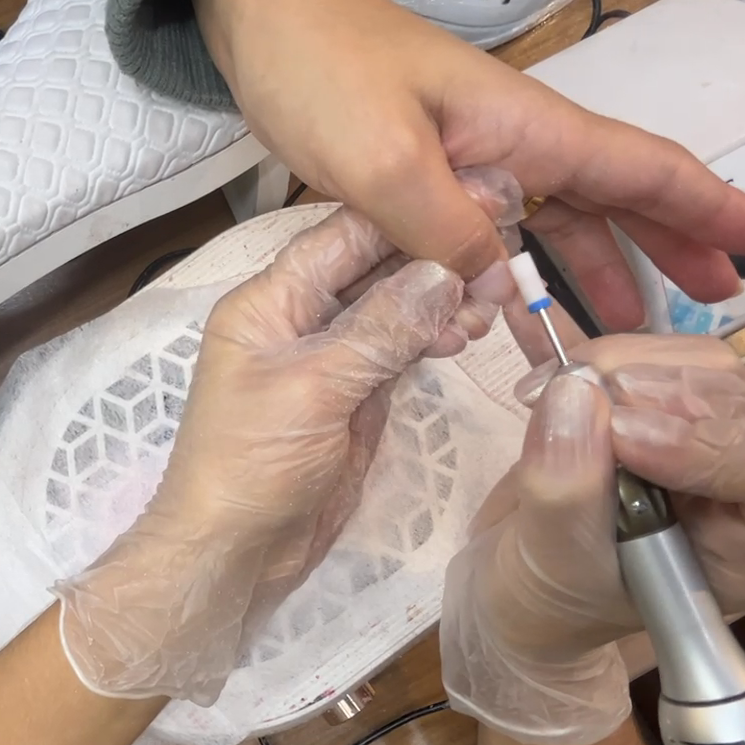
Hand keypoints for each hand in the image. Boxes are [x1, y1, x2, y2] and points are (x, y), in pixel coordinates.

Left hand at [57, 208, 463, 703]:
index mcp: (268, 302)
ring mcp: (327, 359)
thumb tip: (444, 270)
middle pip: (371, 268)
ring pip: (391, 309)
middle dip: (434, 257)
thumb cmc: (253, 464)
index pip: (342, 237)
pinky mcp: (352, 395)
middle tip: (507, 248)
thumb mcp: (313, 389)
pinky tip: (467, 333)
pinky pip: (396, 351)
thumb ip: (377, 329)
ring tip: (494, 302)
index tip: (479, 195)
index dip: (408, 215)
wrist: (237, 550)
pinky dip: (430, 339)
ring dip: (440, 301)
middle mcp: (297, 320)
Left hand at [189, 0, 744, 330]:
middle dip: (660, 251)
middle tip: (705, 308)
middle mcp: (508, 146)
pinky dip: (507, 273)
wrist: (262, 28)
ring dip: (585, 273)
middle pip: (608, 201)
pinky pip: (486, 235)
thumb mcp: (386, 162)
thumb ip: (448, 232)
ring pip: (548, 223)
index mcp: (522, 131)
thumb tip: (501, 296)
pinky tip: (508, 308)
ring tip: (617, 328)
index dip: (703, 211)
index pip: (639, 169)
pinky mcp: (421, 182)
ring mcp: (466, 163)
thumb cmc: (324, 75)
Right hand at [441, 334, 744, 744]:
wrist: (517, 581)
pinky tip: (545, 357)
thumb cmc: (546, 600)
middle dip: (683, 391)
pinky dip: (597, 345)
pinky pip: (658, 345)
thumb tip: (573, 394)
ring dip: (626, 363)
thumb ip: (565, 494)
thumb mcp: (552, 568)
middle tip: (592, 413)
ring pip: (719, 358)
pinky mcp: (663, 401)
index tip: (620, 440)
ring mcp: (716, 433)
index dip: (723, 438)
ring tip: (545, 398)